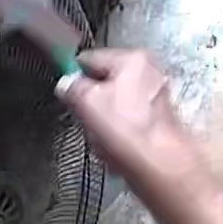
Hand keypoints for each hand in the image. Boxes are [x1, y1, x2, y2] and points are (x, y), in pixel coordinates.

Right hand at [55, 49, 222, 217]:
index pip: (90, 59)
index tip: (65, 91)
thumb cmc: (127, 131)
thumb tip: (65, 84)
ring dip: (100, 126)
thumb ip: (71, 87)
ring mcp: (152, 100)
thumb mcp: (86, 101)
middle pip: (102, 86)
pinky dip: (115, 138)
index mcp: (132, 59)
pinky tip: (114, 149)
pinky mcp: (153, 125)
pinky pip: (123, 127)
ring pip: (111, 109)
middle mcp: (148, 74)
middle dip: (90, 105)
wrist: (157, 164)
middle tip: (87, 121)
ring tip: (102, 139)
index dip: (73, 75)